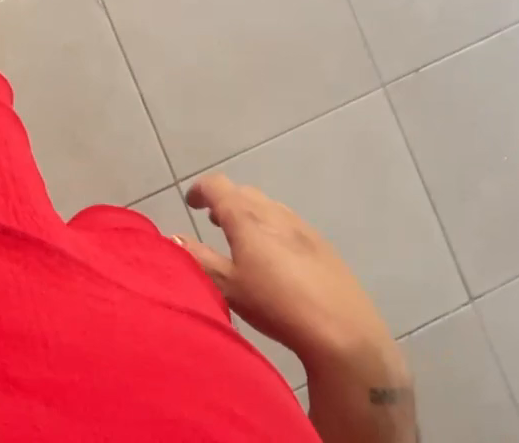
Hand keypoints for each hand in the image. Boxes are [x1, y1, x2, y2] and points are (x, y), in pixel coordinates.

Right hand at [178, 173, 392, 365]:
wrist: (345, 334)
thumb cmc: (276, 305)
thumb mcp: (227, 286)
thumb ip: (198, 258)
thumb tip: (174, 236)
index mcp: (246, 217)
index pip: (217, 185)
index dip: (200, 190)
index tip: (191, 203)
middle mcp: (274, 213)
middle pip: (244, 193)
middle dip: (226, 201)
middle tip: (214, 222)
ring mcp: (304, 228)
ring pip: (269, 207)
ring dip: (251, 214)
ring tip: (244, 239)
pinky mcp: (325, 247)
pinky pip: (290, 225)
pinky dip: (273, 229)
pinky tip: (277, 260)